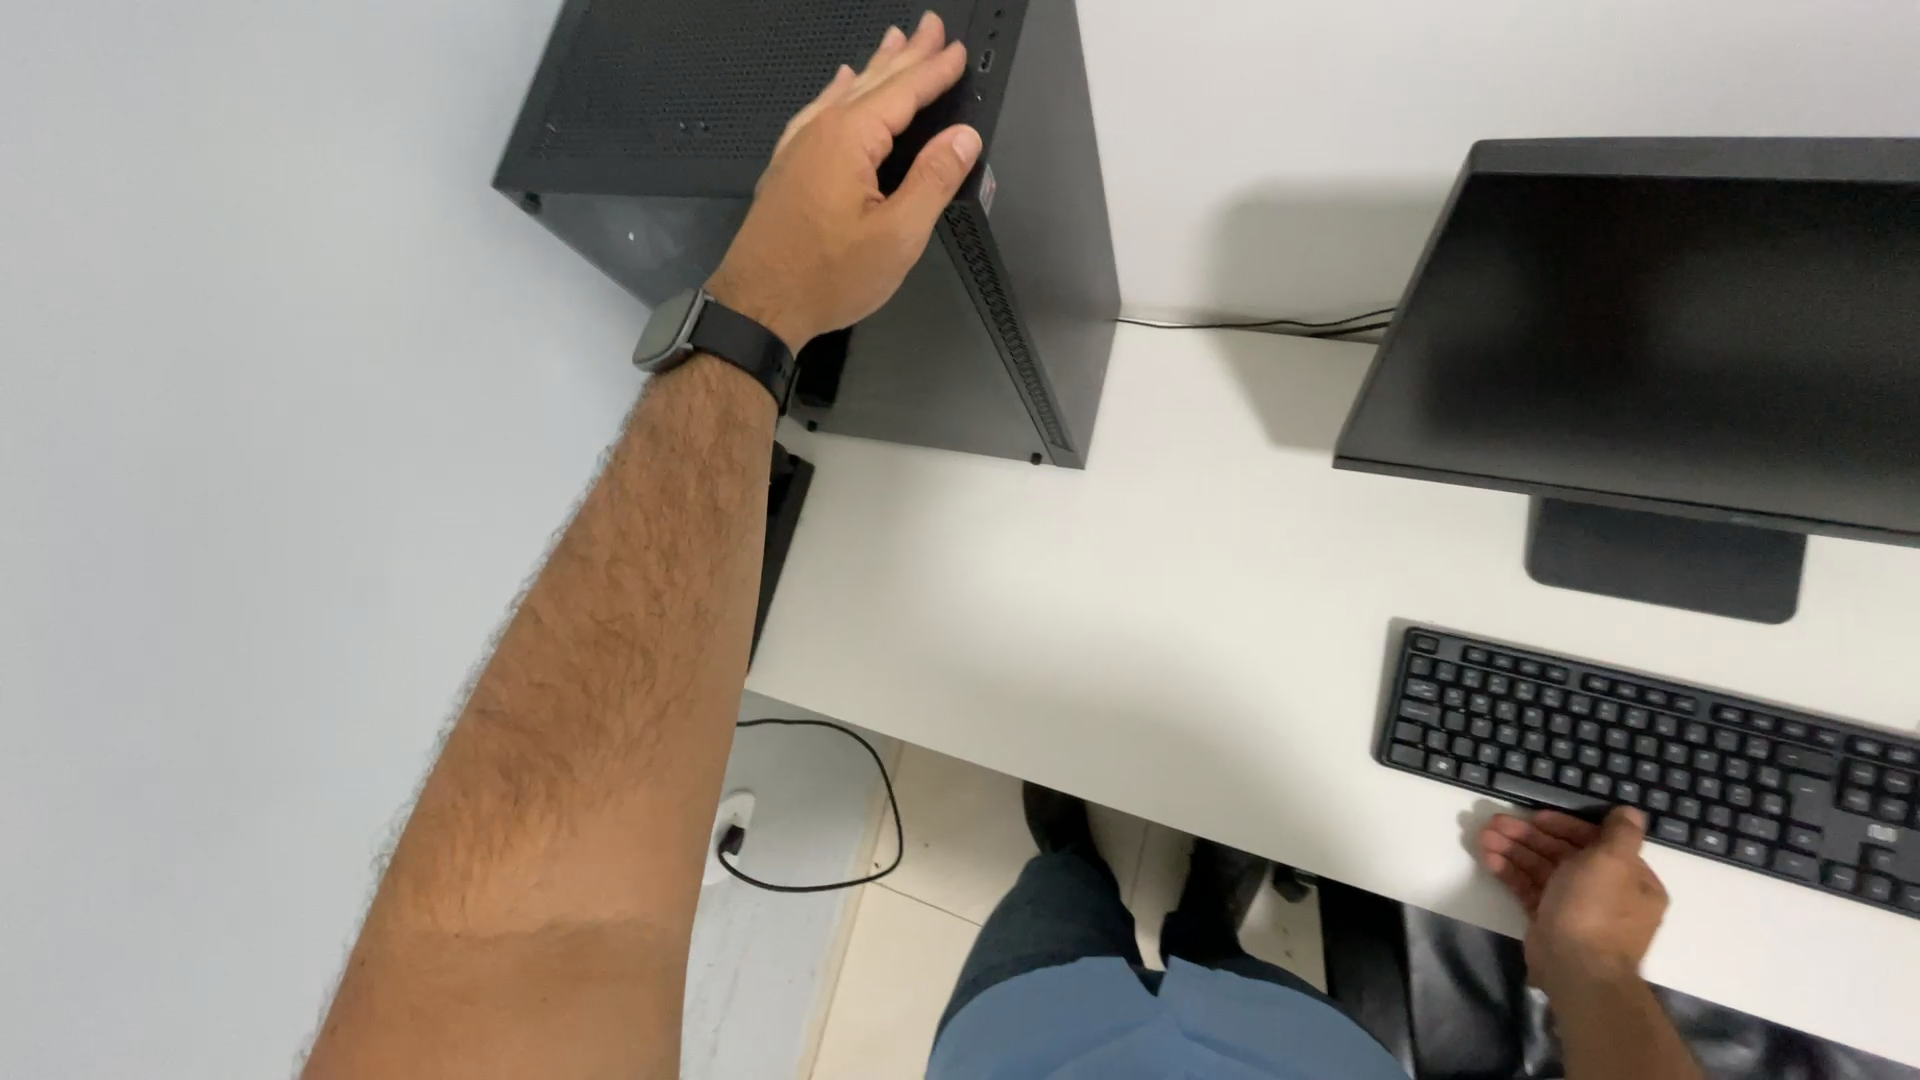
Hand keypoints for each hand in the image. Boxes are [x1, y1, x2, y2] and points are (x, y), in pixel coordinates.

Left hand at [706, 12, 981, 352]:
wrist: (760, 304)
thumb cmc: (828, 277)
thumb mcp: (897, 237)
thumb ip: (933, 181)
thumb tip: (964, 139)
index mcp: (850, 140)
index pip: (904, 92)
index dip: (934, 71)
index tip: (956, 51)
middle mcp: (820, 131)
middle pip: (873, 81)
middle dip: (906, 55)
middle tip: (929, 26)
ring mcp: (798, 148)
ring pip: (843, 93)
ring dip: (873, 67)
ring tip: (893, 43)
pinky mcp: (786, 169)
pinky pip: (816, 113)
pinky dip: (835, 93)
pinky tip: (838, 88)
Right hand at [1478, 807, 1668, 996]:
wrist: (1577, 966)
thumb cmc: (1595, 909)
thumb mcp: (1612, 863)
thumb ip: (1621, 834)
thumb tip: (1632, 811)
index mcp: (1629, 879)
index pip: (1595, 842)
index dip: (1564, 826)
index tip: (1535, 817)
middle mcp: (1605, 891)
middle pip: (1562, 853)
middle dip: (1527, 836)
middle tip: (1494, 822)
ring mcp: (1574, 906)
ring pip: (1540, 868)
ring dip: (1511, 850)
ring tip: (1482, 837)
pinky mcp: (1547, 917)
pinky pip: (1527, 887)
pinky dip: (1508, 871)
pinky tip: (1487, 858)